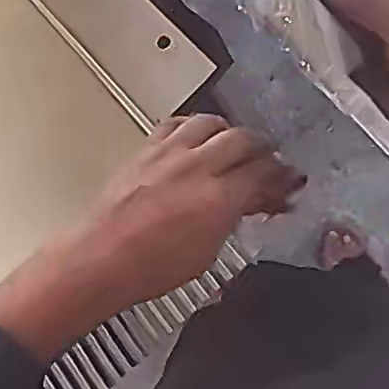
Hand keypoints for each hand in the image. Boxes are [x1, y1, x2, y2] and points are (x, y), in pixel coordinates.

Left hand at [0, 115, 303, 360]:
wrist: (102, 258)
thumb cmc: (147, 266)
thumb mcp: (207, 253)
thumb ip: (231, 219)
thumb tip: (248, 204)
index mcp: (218, 198)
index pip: (263, 171)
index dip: (281, 175)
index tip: (285, 180)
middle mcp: (195, 168)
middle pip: (243, 138)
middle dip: (261, 148)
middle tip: (266, 160)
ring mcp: (168, 154)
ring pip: (210, 122)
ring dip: (227, 131)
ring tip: (233, 143)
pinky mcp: (145, 150)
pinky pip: (175, 124)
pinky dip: (191, 127)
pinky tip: (193, 137)